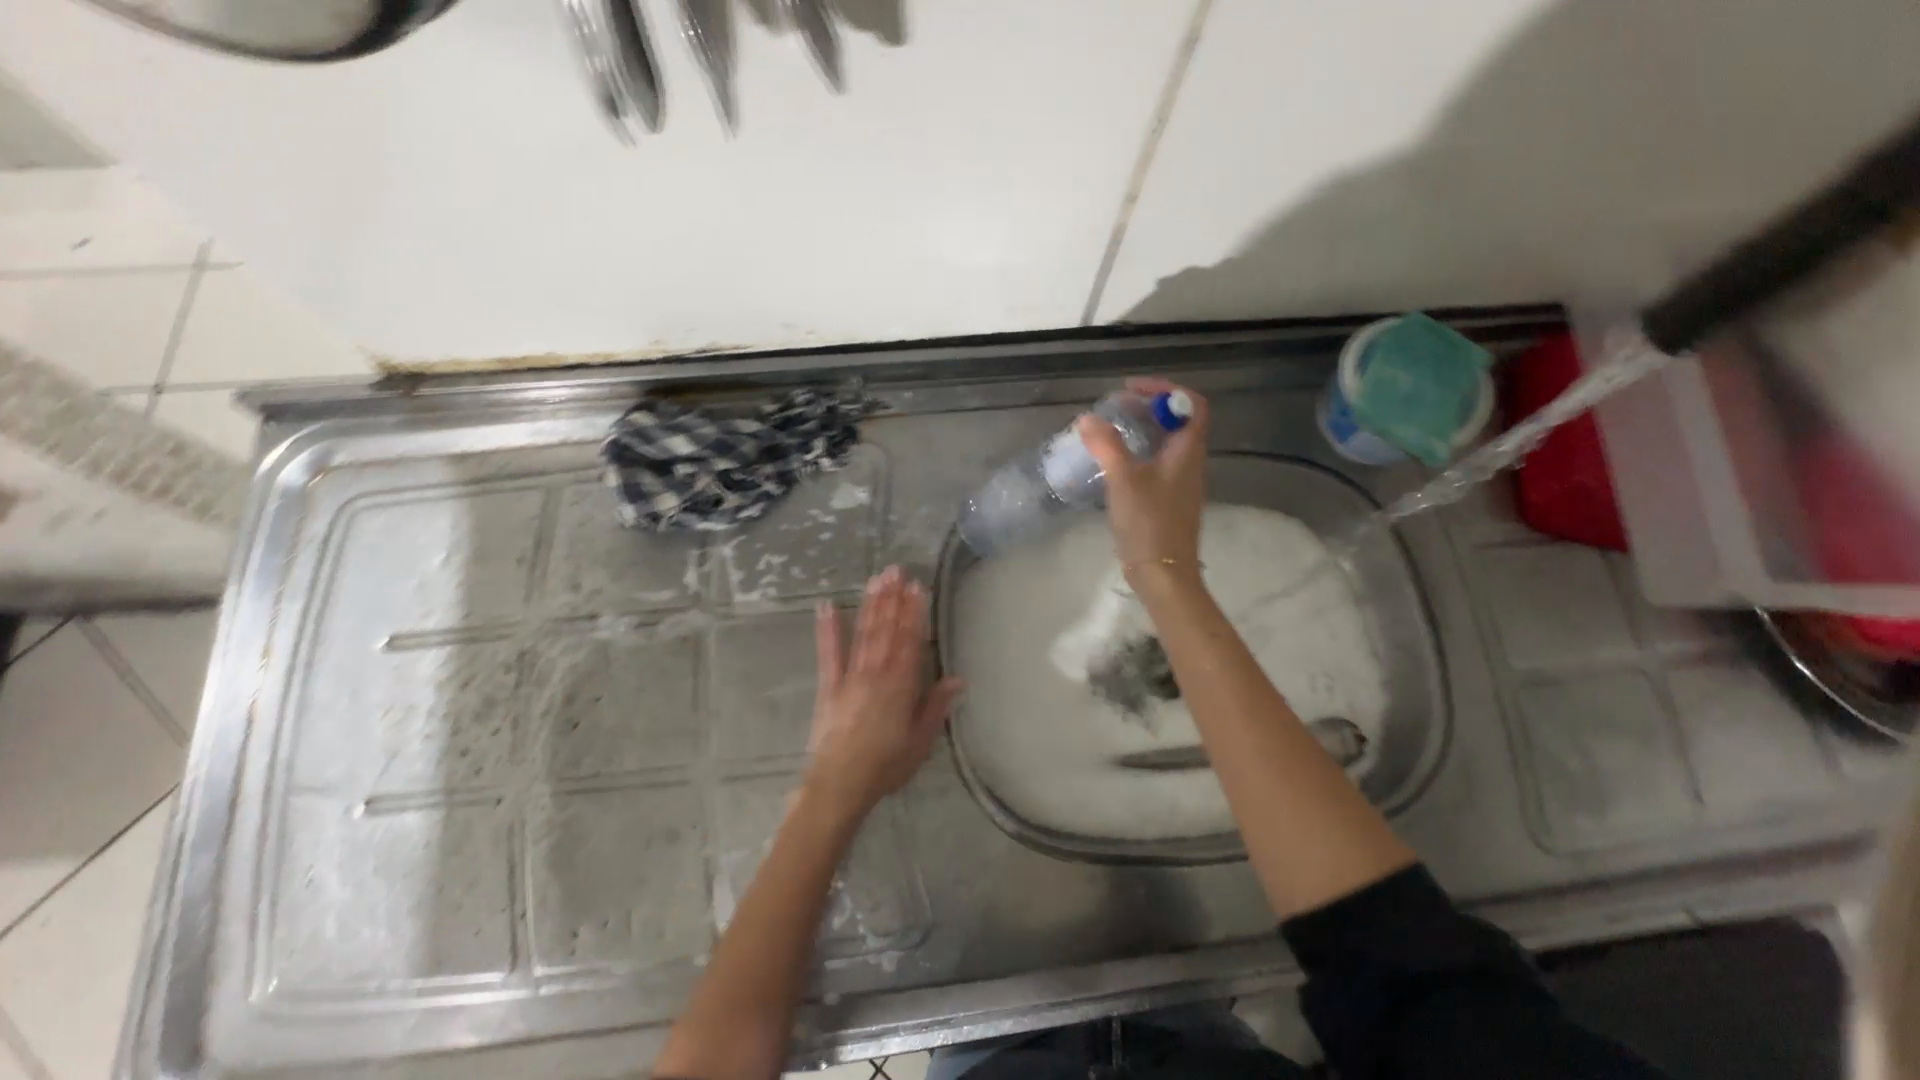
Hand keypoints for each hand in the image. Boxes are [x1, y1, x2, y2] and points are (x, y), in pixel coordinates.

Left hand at [805, 566, 963, 817]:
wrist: (840, 784)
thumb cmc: (886, 766)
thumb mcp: (921, 742)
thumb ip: (936, 706)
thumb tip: (958, 678)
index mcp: (902, 687)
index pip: (911, 642)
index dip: (914, 613)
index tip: (917, 587)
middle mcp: (877, 674)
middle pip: (887, 631)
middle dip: (893, 599)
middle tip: (896, 570)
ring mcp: (850, 677)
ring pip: (864, 634)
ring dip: (871, 605)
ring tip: (876, 579)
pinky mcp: (829, 686)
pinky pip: (829, 653)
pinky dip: (828, 628)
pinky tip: (826, 605)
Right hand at [1076, 377, 1209, 584]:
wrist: (1164, 574)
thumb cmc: (1149, 523)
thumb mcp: (1123, 479)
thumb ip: (1106, 445)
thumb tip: (1088, 418)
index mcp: (1188, 451)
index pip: (1192, 404)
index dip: (1165, 389)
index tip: (1133, 389)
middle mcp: (1191, 463)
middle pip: (1179, 421)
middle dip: (1150, 407)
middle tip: (1117, 407)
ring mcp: (1182, 483)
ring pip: (1169, 443)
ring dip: (1144, 430)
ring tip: (1112, 430)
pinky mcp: (1170, 500)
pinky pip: (1160, 463)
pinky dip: (1140, 452)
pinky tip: (1116, 463)